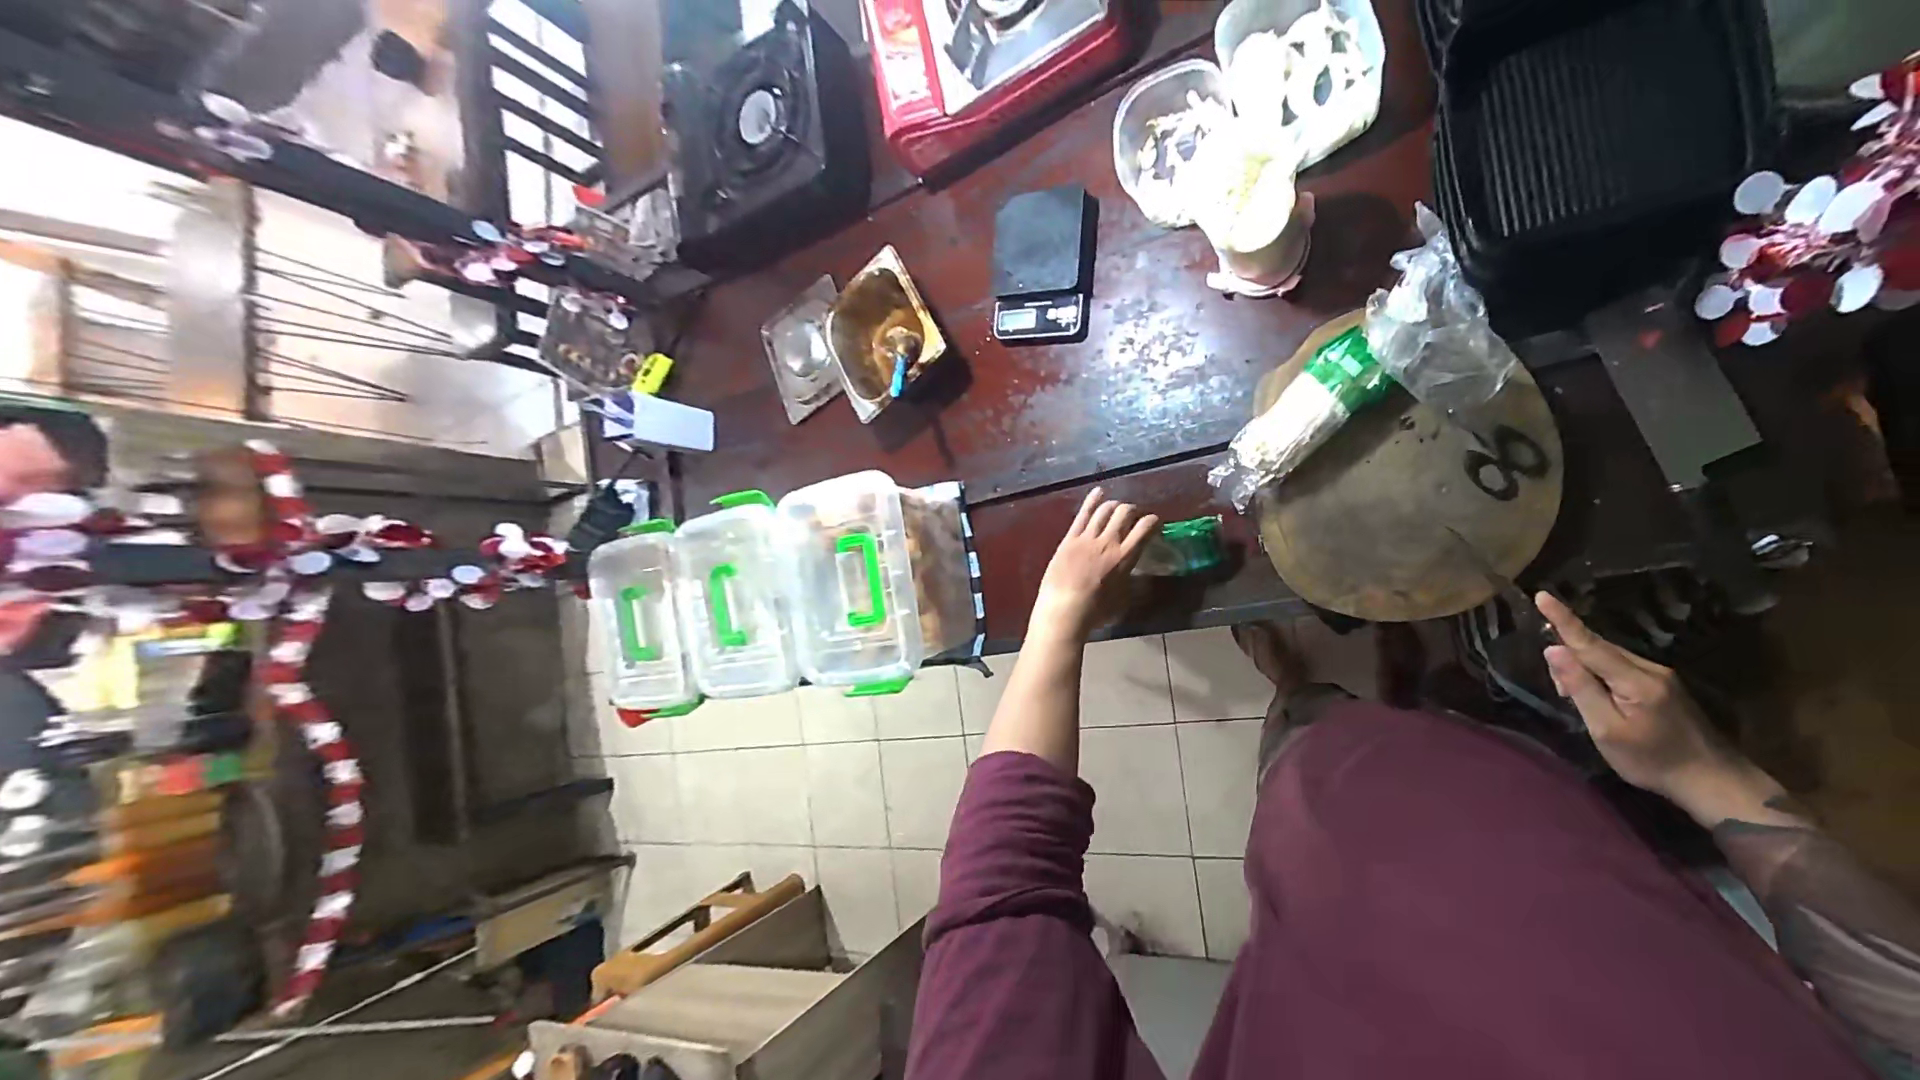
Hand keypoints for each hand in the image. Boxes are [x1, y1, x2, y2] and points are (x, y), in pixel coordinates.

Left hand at [1029, 488, 1158, 640]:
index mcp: (1125, 558)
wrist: (1064, 609)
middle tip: (1131, 516)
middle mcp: (1109, 542)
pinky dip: (1092, 500)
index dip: (1153, 521)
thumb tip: (1137, 574)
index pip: (1145, 528)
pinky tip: (1098, 492)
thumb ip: (1131, 581)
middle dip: (1132, 510)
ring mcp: (1087, 538)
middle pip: (1125, 513)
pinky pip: (1083, 514)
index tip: (1154, 522)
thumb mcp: (1123, 598)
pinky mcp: (1070, 538)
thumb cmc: (1096, 611)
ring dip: (1114, 505)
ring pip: (1105, 510)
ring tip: (1116, 508)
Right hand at [1535, 591, 1738, 802]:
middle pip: (1597, 648)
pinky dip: (1599, 673)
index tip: (1541, 595)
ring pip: (1608, 657)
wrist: (1716, 784)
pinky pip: (1620, 666)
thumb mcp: (1606, 729)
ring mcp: (1661, 677)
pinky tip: (1598, 696)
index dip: (1563, 619)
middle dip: (1568, 656)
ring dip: (1583, 667)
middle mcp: (1651, 670)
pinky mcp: (1663, 686)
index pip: (1589, 643)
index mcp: (1636, 681)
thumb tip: (1554, 650)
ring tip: (1578, 699)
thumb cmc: (1652, 761)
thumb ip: (1580, 687)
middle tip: (1560, 692)